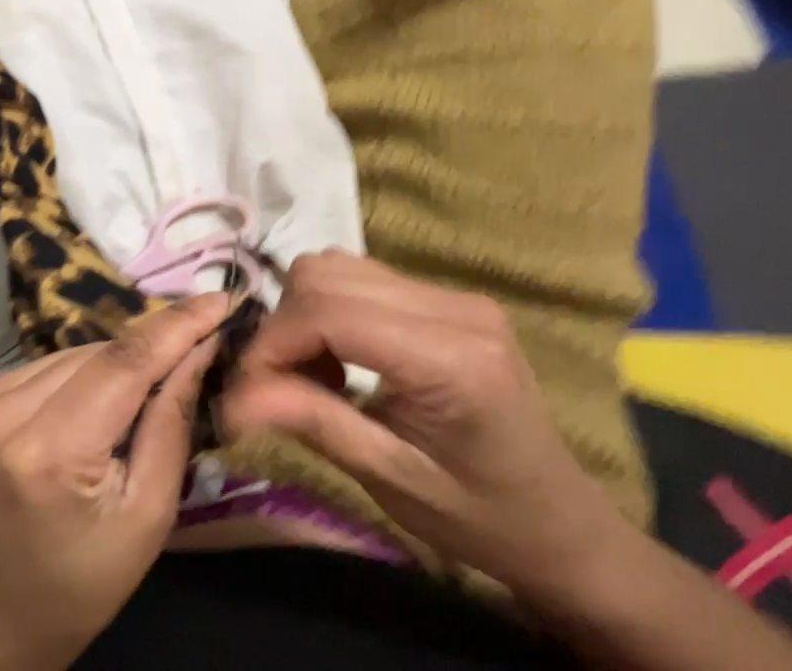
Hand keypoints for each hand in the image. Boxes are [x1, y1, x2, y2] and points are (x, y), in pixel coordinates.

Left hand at [0, 293, 233, 668]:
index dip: (177, 325)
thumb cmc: (83, 581)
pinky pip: (55, 364)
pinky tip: (113, 399)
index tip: (225, 299)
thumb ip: (170, 424)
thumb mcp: (148, 515)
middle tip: (212, 340)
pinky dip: (93, 372)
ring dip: (126, 358)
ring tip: (166, 378)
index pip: (123, 363)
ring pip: (79, 352)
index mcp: (49, 449)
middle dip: (159, 342)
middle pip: (101, 352)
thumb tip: (200, 350)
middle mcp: (7, 409)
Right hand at [218, 251, 631, 592]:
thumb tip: (231, 397)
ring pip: (336, 267)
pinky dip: (328, 310)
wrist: (560, 525)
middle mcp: (456, 309)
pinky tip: (341, 358)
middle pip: (324, 274)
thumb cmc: (478, 516)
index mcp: (452, 359)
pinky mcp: (448, 298)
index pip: (329, 311)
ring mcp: (455, 297)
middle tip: (280, 386)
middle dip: (283, 326)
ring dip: (303, 314)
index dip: (272, 342)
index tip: (247, 390)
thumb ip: (311, 422)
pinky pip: (360, 277)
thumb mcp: (388, 478)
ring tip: (313, 374)